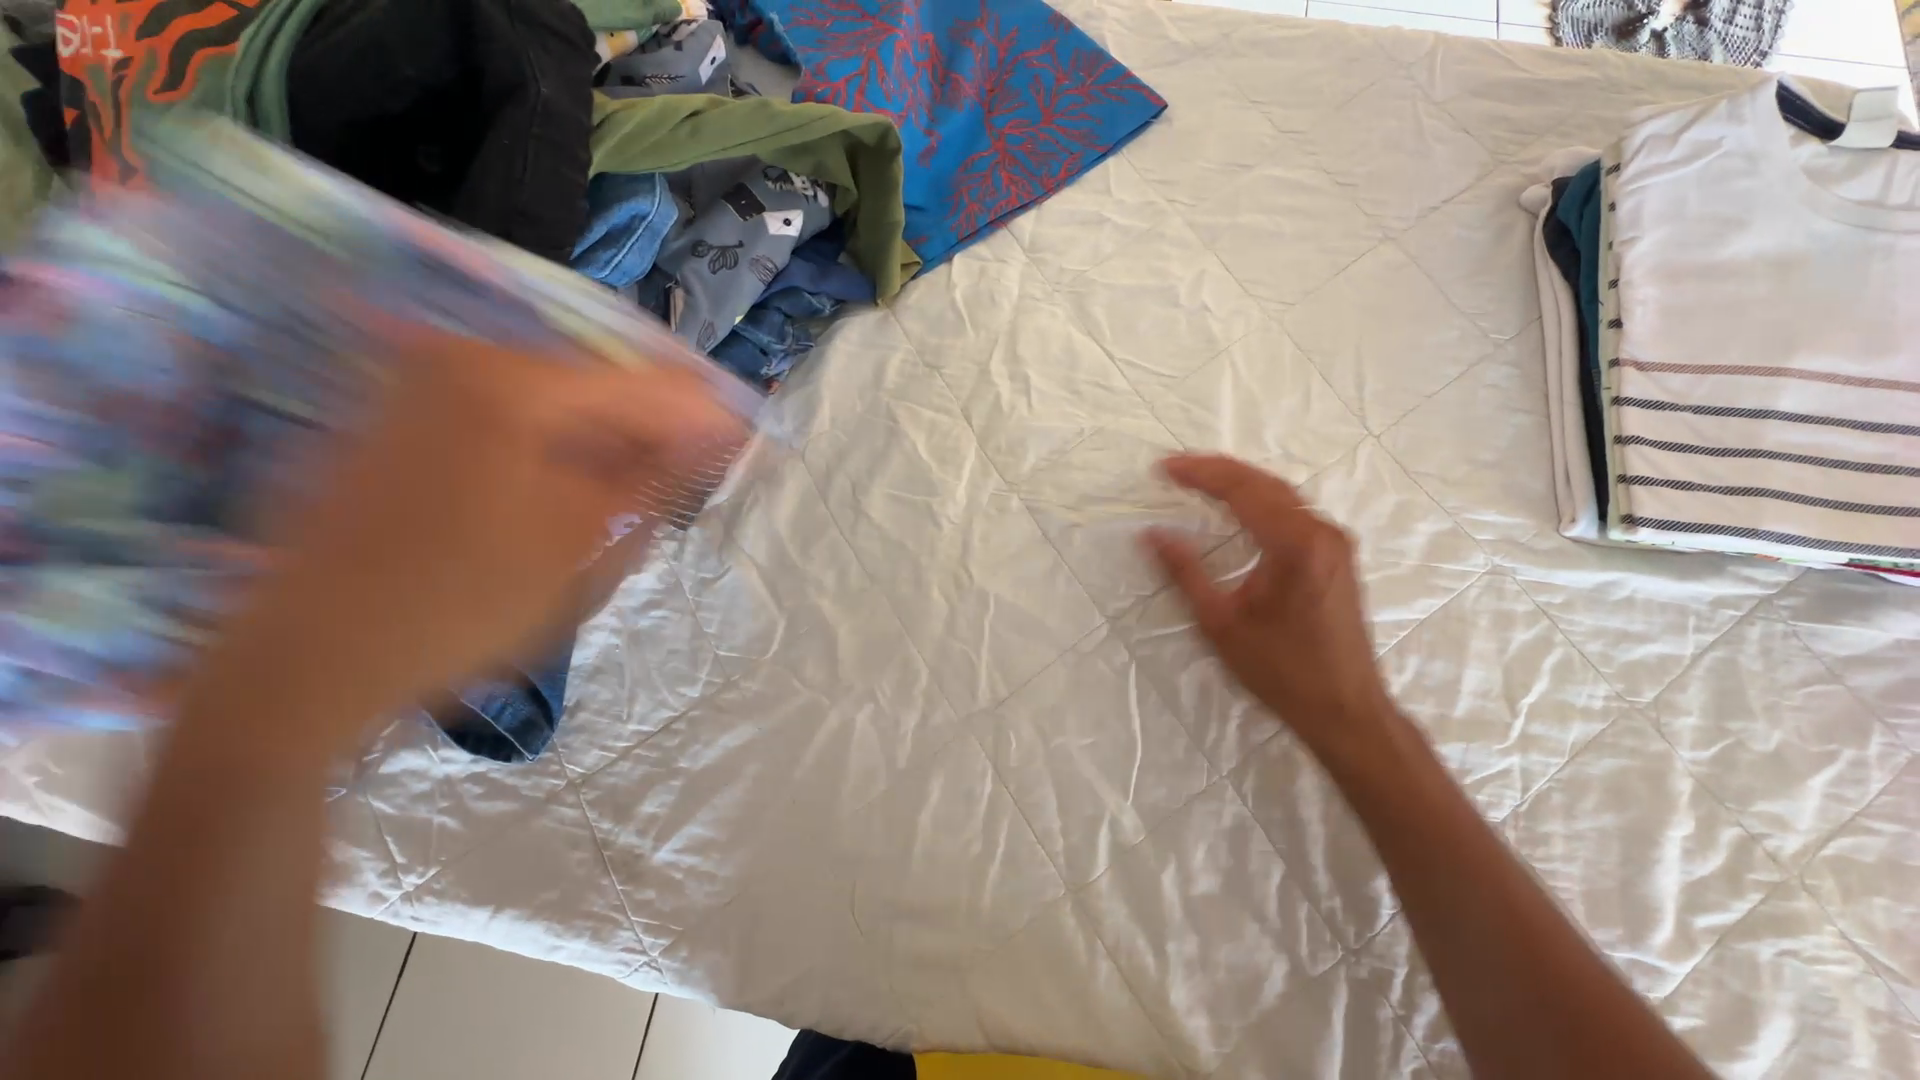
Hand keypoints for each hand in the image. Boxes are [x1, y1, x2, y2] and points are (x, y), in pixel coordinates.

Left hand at [181, 332, 745, 751]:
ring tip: (620, 508)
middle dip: (646, 437)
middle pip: (594, 387)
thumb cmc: (458, 608)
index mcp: (511, 382)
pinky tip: (558, 503)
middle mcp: (460, 360)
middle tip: (679, 491)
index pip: (644, 383)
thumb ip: (659, 477)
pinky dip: (546, 453)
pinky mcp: (394, 419)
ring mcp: (418, 386)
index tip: (745, 448)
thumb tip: (720, 431)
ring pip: (549, 406)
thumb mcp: (582, 547)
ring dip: (598, 450)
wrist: (301, 662)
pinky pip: (502, 420)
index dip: (705, 418)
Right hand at [1143, 454, 1398, 763]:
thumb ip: (1186, 572)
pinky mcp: (1339, 557)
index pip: (1241, 489)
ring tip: (1201, 480)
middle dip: (1218, 470)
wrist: (1346, 709)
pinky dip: (1262, 501)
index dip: (1199, 473)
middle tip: (1176, 467)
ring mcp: (1336, 543)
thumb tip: (1153, 533)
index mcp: (1294, 544)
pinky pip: (1296, 512)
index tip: (1163, 468)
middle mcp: (1322, 532)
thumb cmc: (1281, 671)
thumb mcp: (1221, 623)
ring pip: (1283, 494)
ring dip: (1241, 482)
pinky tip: (1242, 508)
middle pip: (1264, 483)